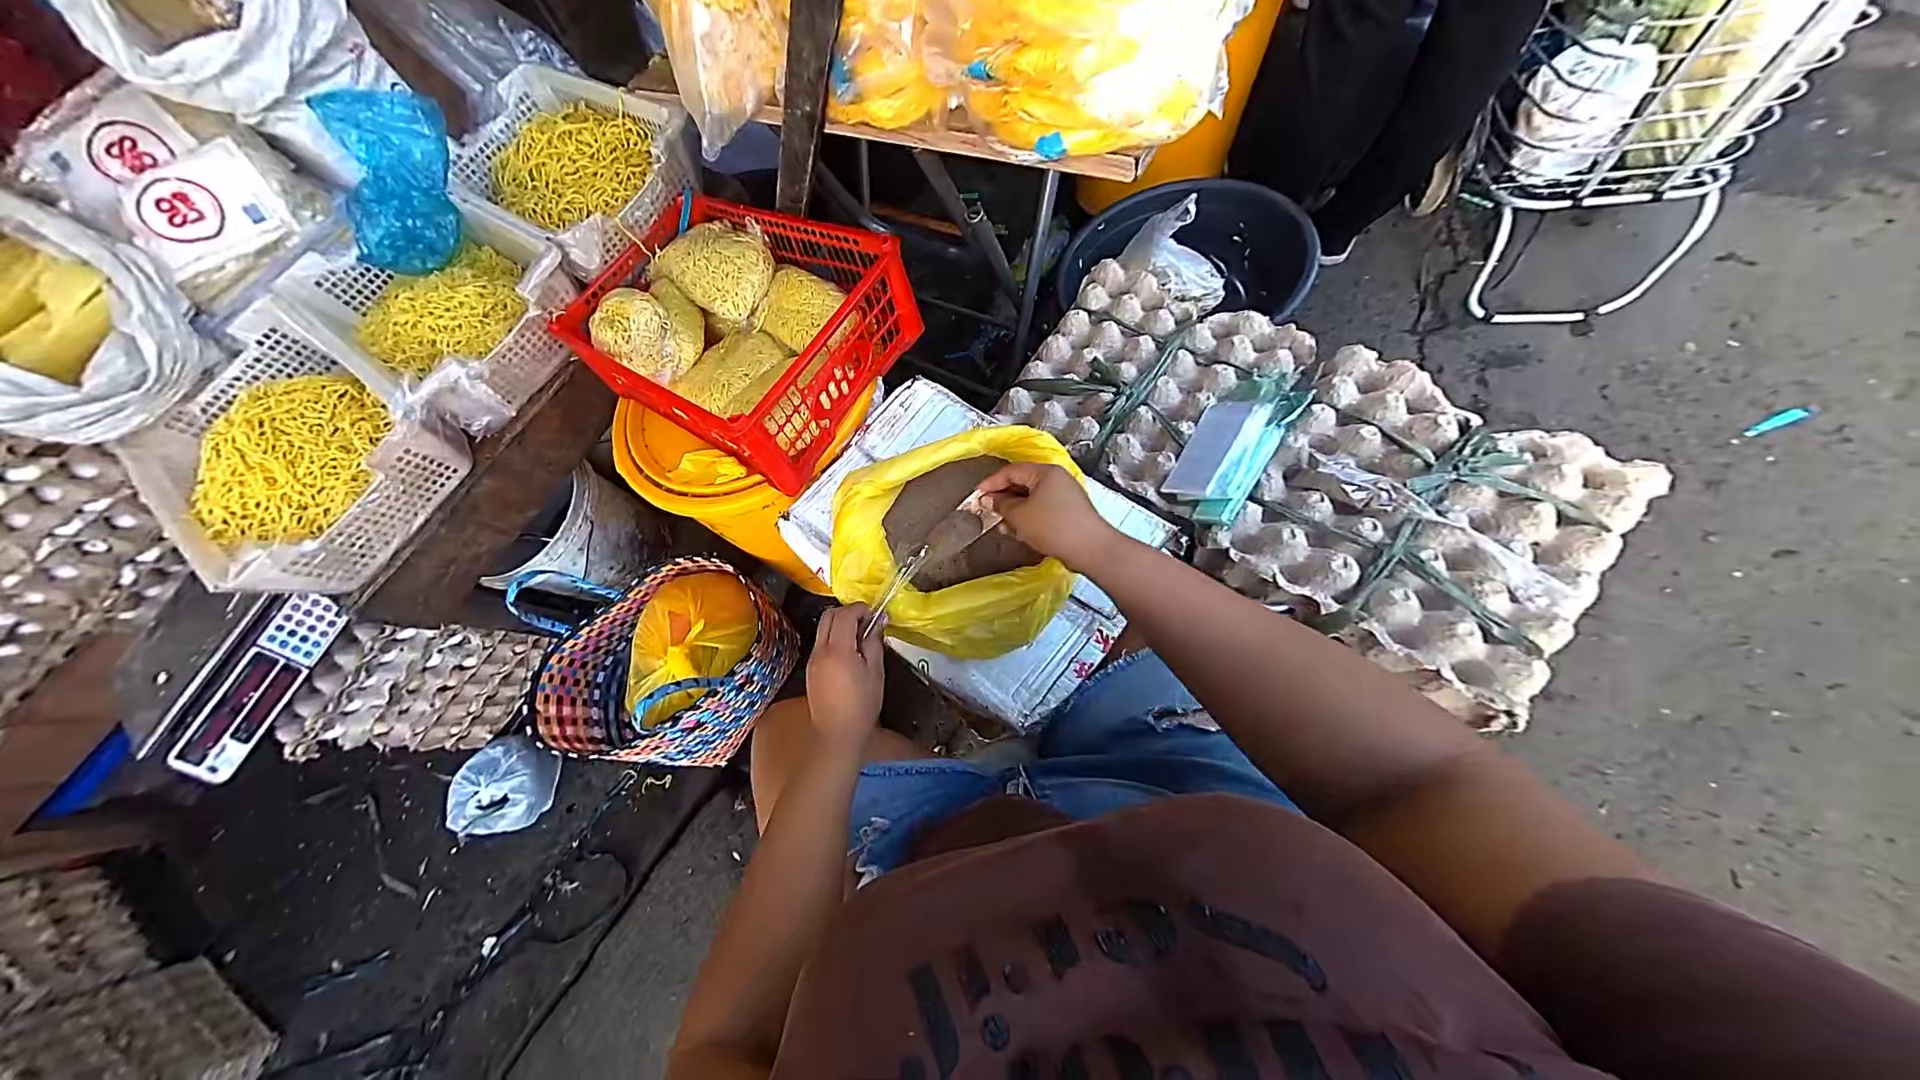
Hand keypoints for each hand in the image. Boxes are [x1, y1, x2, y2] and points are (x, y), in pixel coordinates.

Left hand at [805, 603, 885, 750]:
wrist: (837, 734)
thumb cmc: (862, 705)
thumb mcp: (875, 672)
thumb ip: (874, 643)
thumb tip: (877, 623)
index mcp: (838, 650)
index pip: (845, 615)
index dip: (860, 609)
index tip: (875, 614)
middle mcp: (820, 651)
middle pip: (828, 616)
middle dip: (848, 612)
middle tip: (867, 621)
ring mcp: (813, 660)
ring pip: (823, 629)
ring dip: (840, 625)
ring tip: (860, 638)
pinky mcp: (811, 669)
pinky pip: (821, 643)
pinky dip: (834, 638)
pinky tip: (850, 652)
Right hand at [975, 462, 1121, 572]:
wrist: (1089, 548)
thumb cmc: (1053, 527)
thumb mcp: (1020, 515)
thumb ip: (1001, 504)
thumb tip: (992, 500)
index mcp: (1045, 472)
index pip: (1012, 471)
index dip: (991, 482)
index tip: (976, 495)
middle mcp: (1057, 479)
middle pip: (1022, 483)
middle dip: (1003, 498)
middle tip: (987, 510)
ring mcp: (1065, 495)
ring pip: (1032, 498)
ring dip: (1015, 511)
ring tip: (1001, 524)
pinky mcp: (1068, 512)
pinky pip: (1042, 509)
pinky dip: (1028, 518)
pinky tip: (1018, 532)